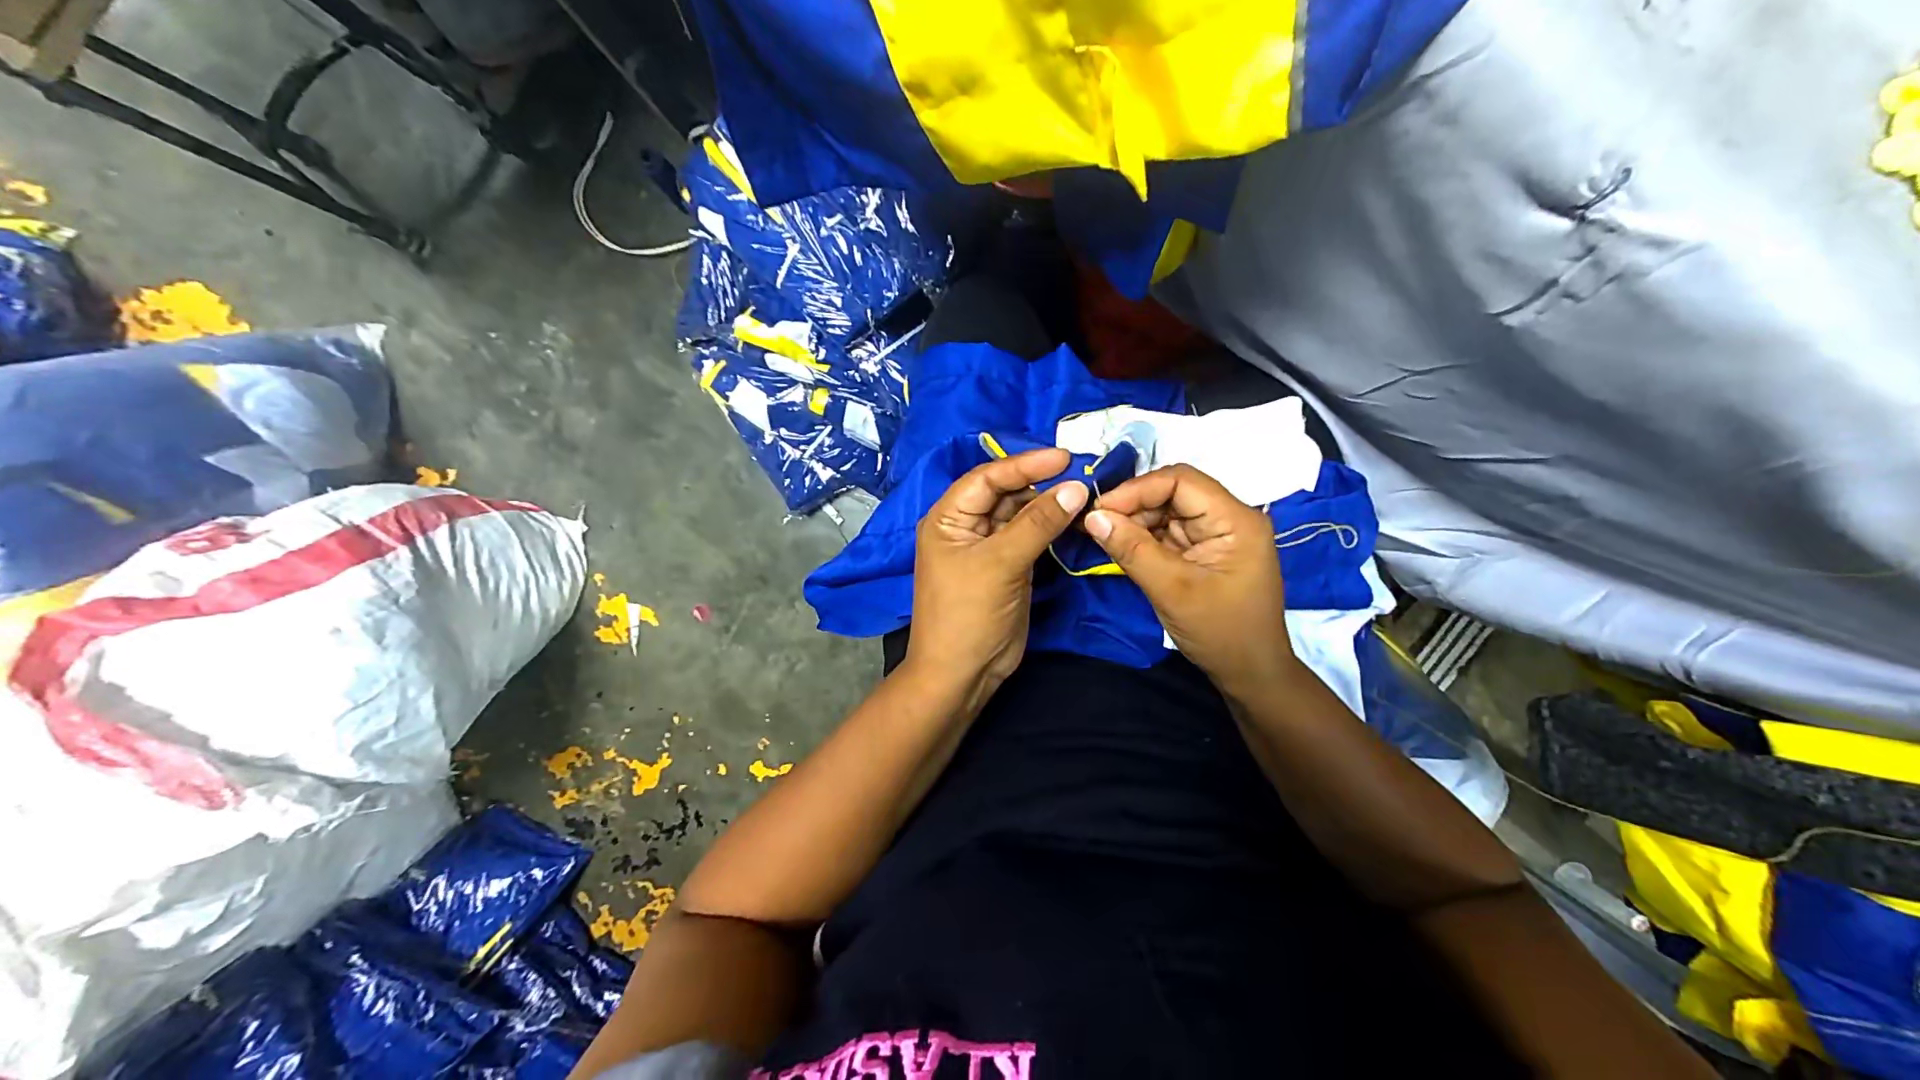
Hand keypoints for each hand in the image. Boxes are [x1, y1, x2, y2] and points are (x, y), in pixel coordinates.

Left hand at [905, 448, 1086, 706]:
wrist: (962, 674)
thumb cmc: (968, 615)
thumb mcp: (1001, 564)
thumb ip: (1038, 524)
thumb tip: (1076, 487)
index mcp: (948, 518)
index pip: (987, 478)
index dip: (1024, 464)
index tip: (1064, 457)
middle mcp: (965, 527)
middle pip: (1005, 493)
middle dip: (1040, 483)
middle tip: (1082, 475)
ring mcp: (987, 548)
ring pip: (1020, 515)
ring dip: (1049, 505)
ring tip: (1084, 495)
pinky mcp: (1007, 567)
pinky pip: (1030, 537)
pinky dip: (1050, 528)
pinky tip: (1074, 519)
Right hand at [1083, 464, 1295, 700]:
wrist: (1250, 674)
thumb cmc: (1221, 632)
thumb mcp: (1172, 590)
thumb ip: (1132, 549)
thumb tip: (1092, 517)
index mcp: (1235, 520)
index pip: (1181, 481)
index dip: (1137, 490)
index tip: (1099, 509)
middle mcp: (1229, 518)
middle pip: (1173, 493)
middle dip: (1132, 505)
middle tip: (1094, 523)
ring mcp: (1216, 535)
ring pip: (1166, 511)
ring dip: (1133, 521)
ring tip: (1100, 534)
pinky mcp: (1203, 552)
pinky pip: (1167, 532)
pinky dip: (1142, 537)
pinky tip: (1118, 544)